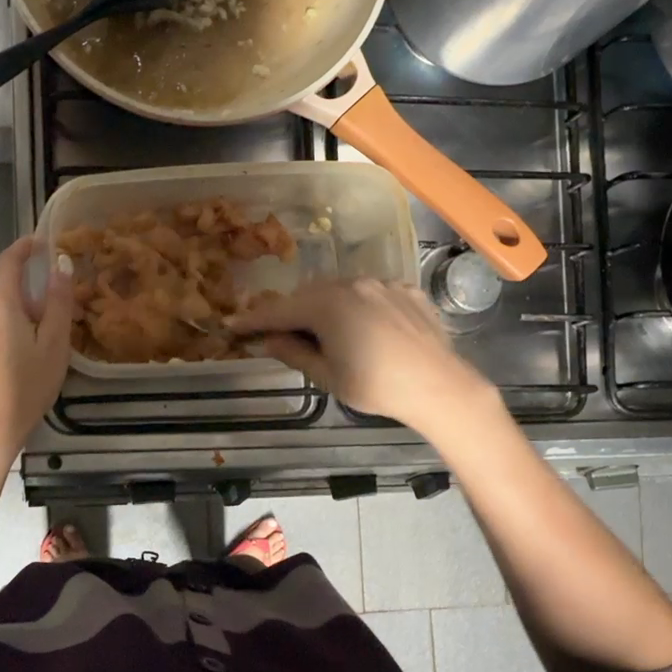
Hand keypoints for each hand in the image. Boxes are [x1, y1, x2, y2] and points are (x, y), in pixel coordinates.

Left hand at [0, 236, 72, 456]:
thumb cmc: (28, 386)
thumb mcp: (54, 344)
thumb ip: (57, 302)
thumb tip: (61, 264)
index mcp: (1, 307)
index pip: (8, 262)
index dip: (25, 247)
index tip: (42, 242)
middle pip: (11, 294)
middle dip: (36, 301)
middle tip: (63, 322)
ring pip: (5, 316)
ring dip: (27, 322)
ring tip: (49, 350)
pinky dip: (15, 337)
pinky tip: (28, 364)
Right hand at [230, 278, 494, 431]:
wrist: (439, 386)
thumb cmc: (376, 387)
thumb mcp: (328, 376)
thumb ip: (295, 353)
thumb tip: (269, 340)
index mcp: (327, 305)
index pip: (279, 311)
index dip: (253, 320)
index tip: (232, 326)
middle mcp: (353, 284)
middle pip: (309, 296)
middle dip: (290, 313)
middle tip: (276, 334)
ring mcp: (383, 284)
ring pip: (340, 291)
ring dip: (323, 308)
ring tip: (320, 333)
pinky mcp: (407, 290)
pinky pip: (370, 293)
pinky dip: (356, 307)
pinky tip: (360, 330)